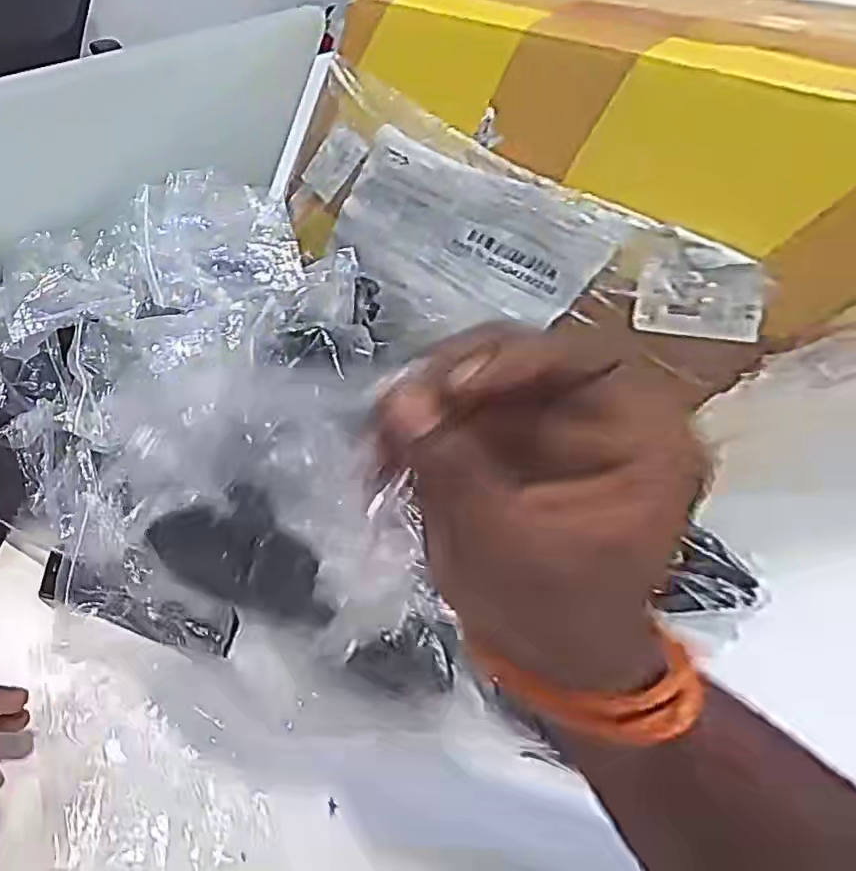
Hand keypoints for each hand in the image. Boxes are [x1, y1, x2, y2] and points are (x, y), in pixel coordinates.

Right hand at [373, 325, 709, 693]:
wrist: (539, 649)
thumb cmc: (548, 603)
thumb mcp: (500, 536)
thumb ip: (450, 463)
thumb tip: (396, 399)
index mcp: (634, 440)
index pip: (582, 363)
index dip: (512, 360)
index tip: (447, 388)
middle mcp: (585, 420)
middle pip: (508, 359)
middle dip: (442, 379)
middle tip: (394, 407)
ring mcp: (530, 429)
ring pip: (459, 381)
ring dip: (410, 405)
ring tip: (375, 443)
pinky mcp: (484, 443)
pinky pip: (434, 412)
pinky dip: (401, 428)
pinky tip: (377, 457)